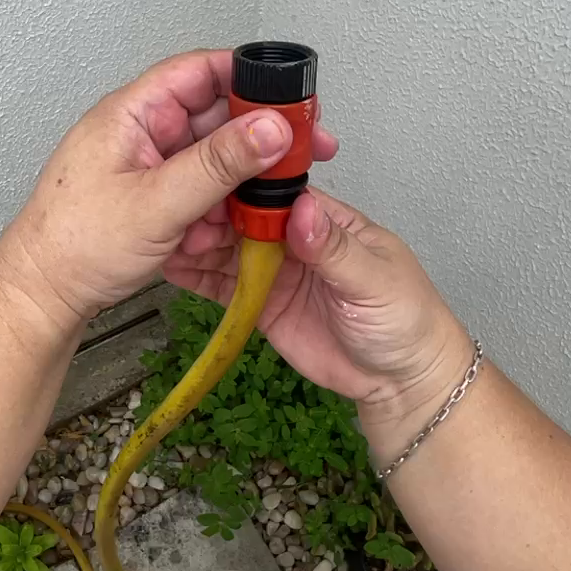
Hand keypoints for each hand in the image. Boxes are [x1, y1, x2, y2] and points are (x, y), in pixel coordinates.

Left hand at [0, 49, 339, 326]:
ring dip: (235, 187)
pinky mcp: (156, 193)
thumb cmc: (74, 245)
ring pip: (215, 158)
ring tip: (239, 217)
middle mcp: (145, 131)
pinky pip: (202, 188)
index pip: (200, 71)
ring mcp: (151, 163)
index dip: (250, 79)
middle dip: (254, 143)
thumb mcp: (157, 203)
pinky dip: (216, 210)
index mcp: (133, 113)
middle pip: (216, 117)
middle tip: (293, 162)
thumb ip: (218, 165)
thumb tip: (270, 129)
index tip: (292, 100)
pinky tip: (209, 234)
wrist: (46, 295)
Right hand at [163, 188, 474, 445]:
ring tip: (167, 242)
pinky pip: (224, 286)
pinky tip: (171, 269)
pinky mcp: (260, 304)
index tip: (212, 188)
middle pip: (244, 219)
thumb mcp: (373, 280)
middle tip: (181, 222)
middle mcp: (294, 240)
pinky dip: (197, 277)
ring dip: (198, 245)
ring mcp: (275, 272)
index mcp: (325, 220)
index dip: (244, 191)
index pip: (278, 195)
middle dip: (213, 218)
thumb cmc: (403, 320)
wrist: (397, 382)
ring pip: (227, 249)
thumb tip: (301, 209)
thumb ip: (334, 249)